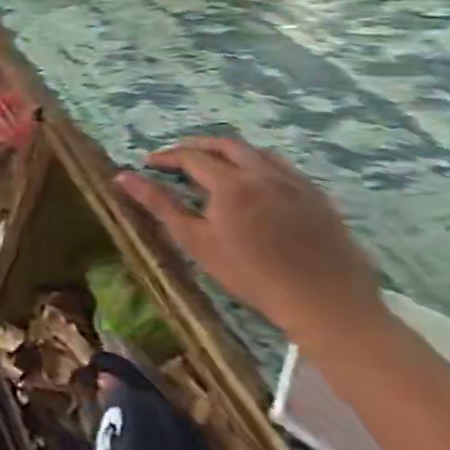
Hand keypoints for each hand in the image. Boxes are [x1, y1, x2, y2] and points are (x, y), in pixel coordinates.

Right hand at [114, 138, 384, 343]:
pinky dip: (260, 165)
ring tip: (216, 165)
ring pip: (258, 152)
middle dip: (198, 146)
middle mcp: (264, 173)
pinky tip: (256, 184)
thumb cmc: (251, 275)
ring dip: (230, 152)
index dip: (167, 157)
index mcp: (231, 183)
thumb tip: (122, 177)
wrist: (327, 304)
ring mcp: (296, 183)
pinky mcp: (319, 198)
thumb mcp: (196, 241)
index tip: (149, 164)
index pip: (191, 156)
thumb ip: (158, 204)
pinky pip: (284, 168)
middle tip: (178, 157)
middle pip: (226, 145)